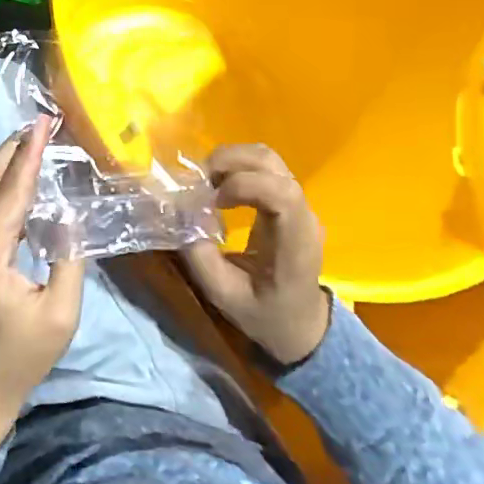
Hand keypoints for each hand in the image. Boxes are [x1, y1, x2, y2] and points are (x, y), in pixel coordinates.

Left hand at [0, 116, 84, 446]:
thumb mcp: (61, 312)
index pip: (11, 192)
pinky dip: (1, 185)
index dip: (29, 155)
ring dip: (5, 163)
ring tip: (32, 139)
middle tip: (40, 122)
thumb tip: (71, 217)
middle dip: (13, 148)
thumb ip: (69, 258)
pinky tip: (20, 178)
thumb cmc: (21, 355)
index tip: (43, 122)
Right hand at [180, 144, 330, 365]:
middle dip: (230, 160)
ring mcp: (299, 203)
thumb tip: (180, 216)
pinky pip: (265, 168)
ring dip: (232, 159)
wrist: (301, 325)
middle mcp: (303, 214)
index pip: (281, 192)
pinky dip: (238, 167)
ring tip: (207, 182)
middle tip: (199, 181)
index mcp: (295, 241)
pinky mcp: (289, 200)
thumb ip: (200, 257)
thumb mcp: (225, 297)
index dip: (243, 184)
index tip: (213, 202)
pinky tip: (220, 188)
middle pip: (271, 162)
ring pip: (267, 158)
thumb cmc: (267, 315)